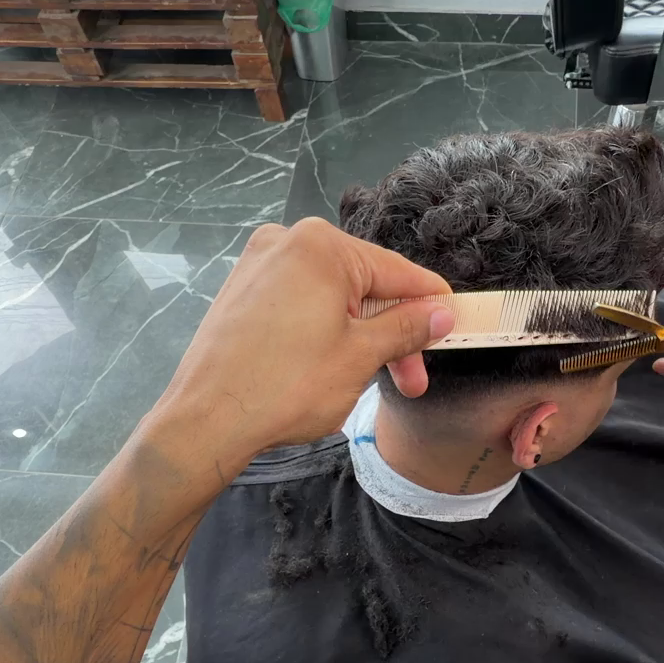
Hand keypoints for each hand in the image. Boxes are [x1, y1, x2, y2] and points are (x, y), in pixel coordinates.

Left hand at [150, 217, 453, 463]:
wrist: (206, 420)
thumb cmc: (288, 386)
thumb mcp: (360, 357)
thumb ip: (406, 328)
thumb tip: (442, 313)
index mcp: (321, 246)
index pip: (397, 271)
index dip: (432, 303)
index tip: (456, 325)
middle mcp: (287, 242)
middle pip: (364, 287)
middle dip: (393, 335)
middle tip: (412, 383)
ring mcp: (259, 266)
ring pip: (332, 299)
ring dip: (361, 339)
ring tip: (373, 383)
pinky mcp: (242, 293)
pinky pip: (302, 306)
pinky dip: (326, 333)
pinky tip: (334, 367)